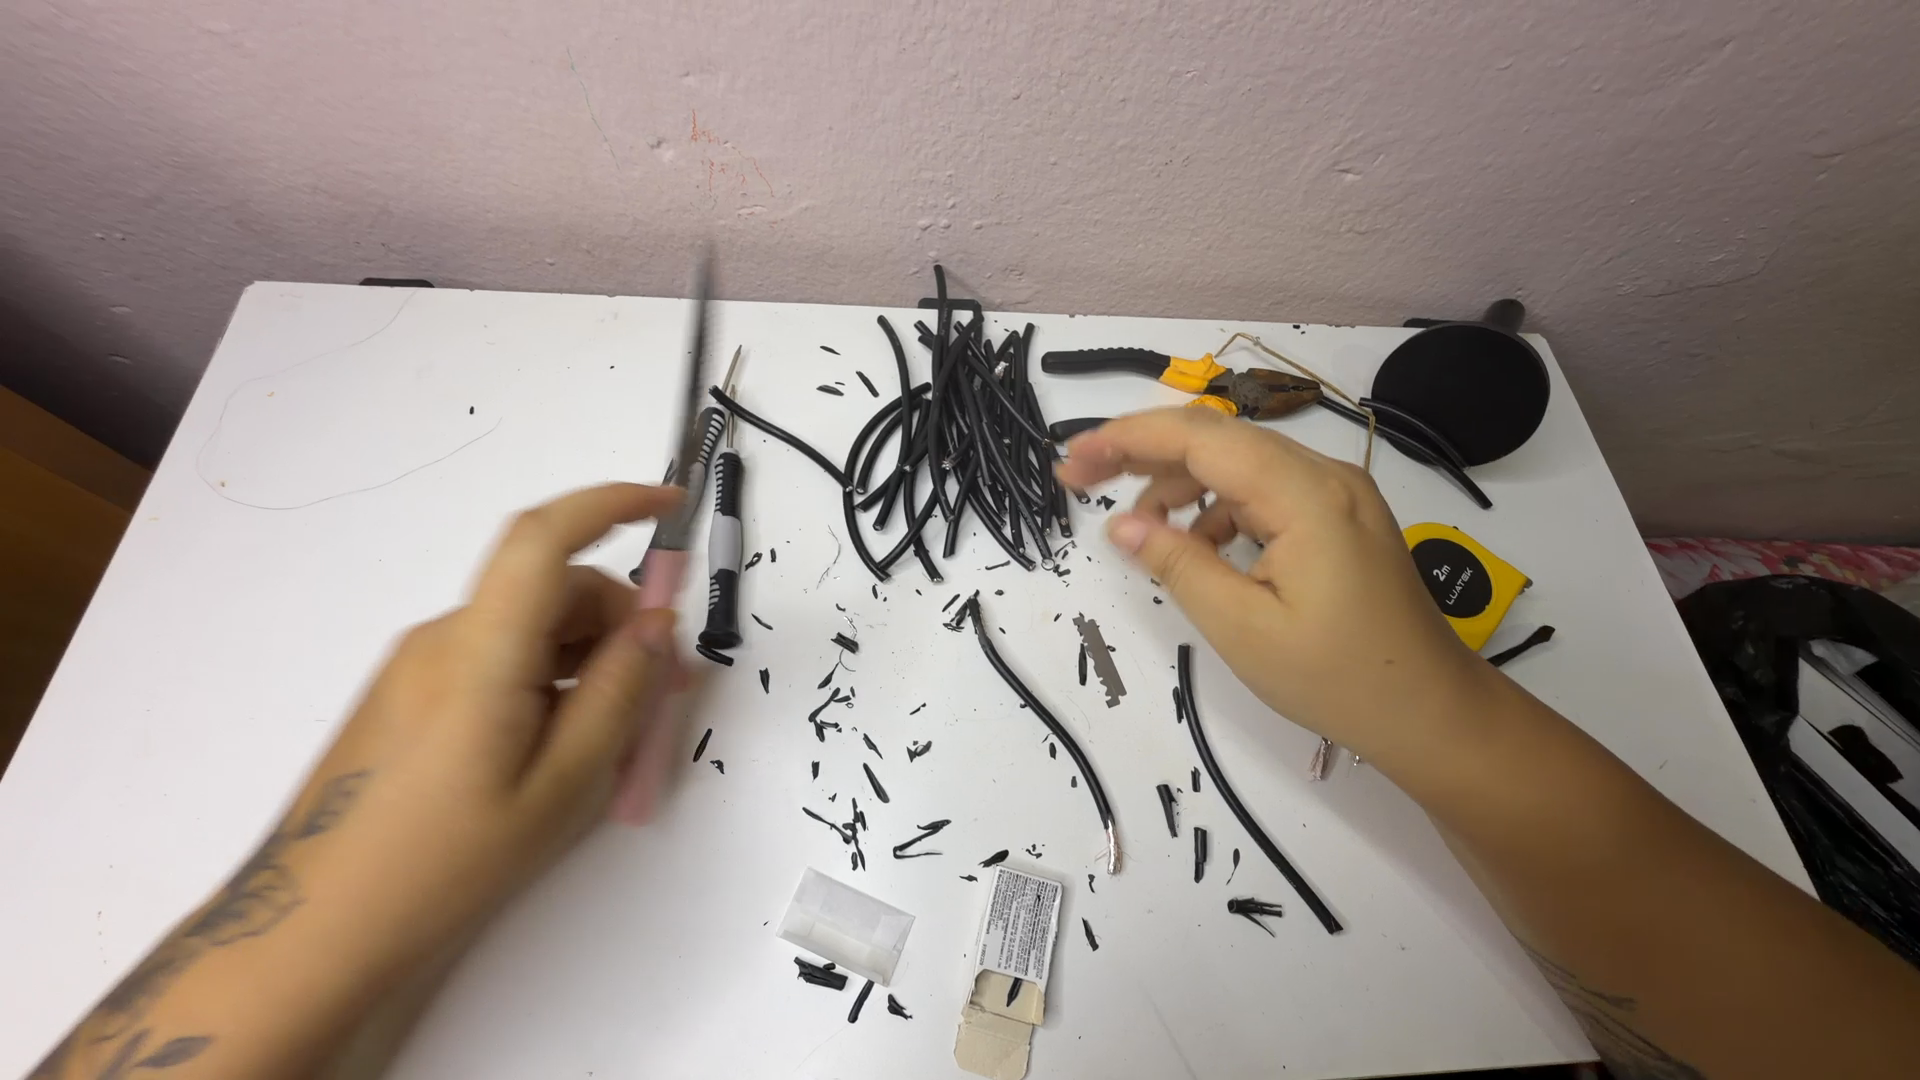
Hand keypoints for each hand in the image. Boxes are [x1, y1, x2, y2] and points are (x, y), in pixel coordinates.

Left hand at [274, 483, 687, 976]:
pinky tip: (568, 737)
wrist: (314, 936)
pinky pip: (505, 655)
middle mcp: (445, 637)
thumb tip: (657, 626)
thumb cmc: (449, 862)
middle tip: (666, 686)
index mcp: (480, 651)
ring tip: (621, 730)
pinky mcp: (414, 691)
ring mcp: (423, 663)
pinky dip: (555, 675)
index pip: (543, 538)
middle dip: (623, 619)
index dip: (611, 503)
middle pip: (554, 588)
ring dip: (592, 654)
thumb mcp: (564, 784)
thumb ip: (619, 694)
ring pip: (534, 624)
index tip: (671, 503)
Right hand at [1056, 408, 1488, 761]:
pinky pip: (1259, 491)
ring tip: (1139, 530)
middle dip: (1141, 452)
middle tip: (1081, 478)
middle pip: (1215, 438)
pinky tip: (1195, 546)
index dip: (1127, 440)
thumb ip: (1178, 564)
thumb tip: (1121, 525)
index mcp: (1304, 495)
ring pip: (1235, 462)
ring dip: (1177, 484)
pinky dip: (1214, 508)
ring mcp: (1334, 493)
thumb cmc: (1338, 677)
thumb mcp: (1242, 628)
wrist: (1431, 712)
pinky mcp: (1335, 516)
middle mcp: (1323, 475)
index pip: (1200, 437)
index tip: (1073, 460)